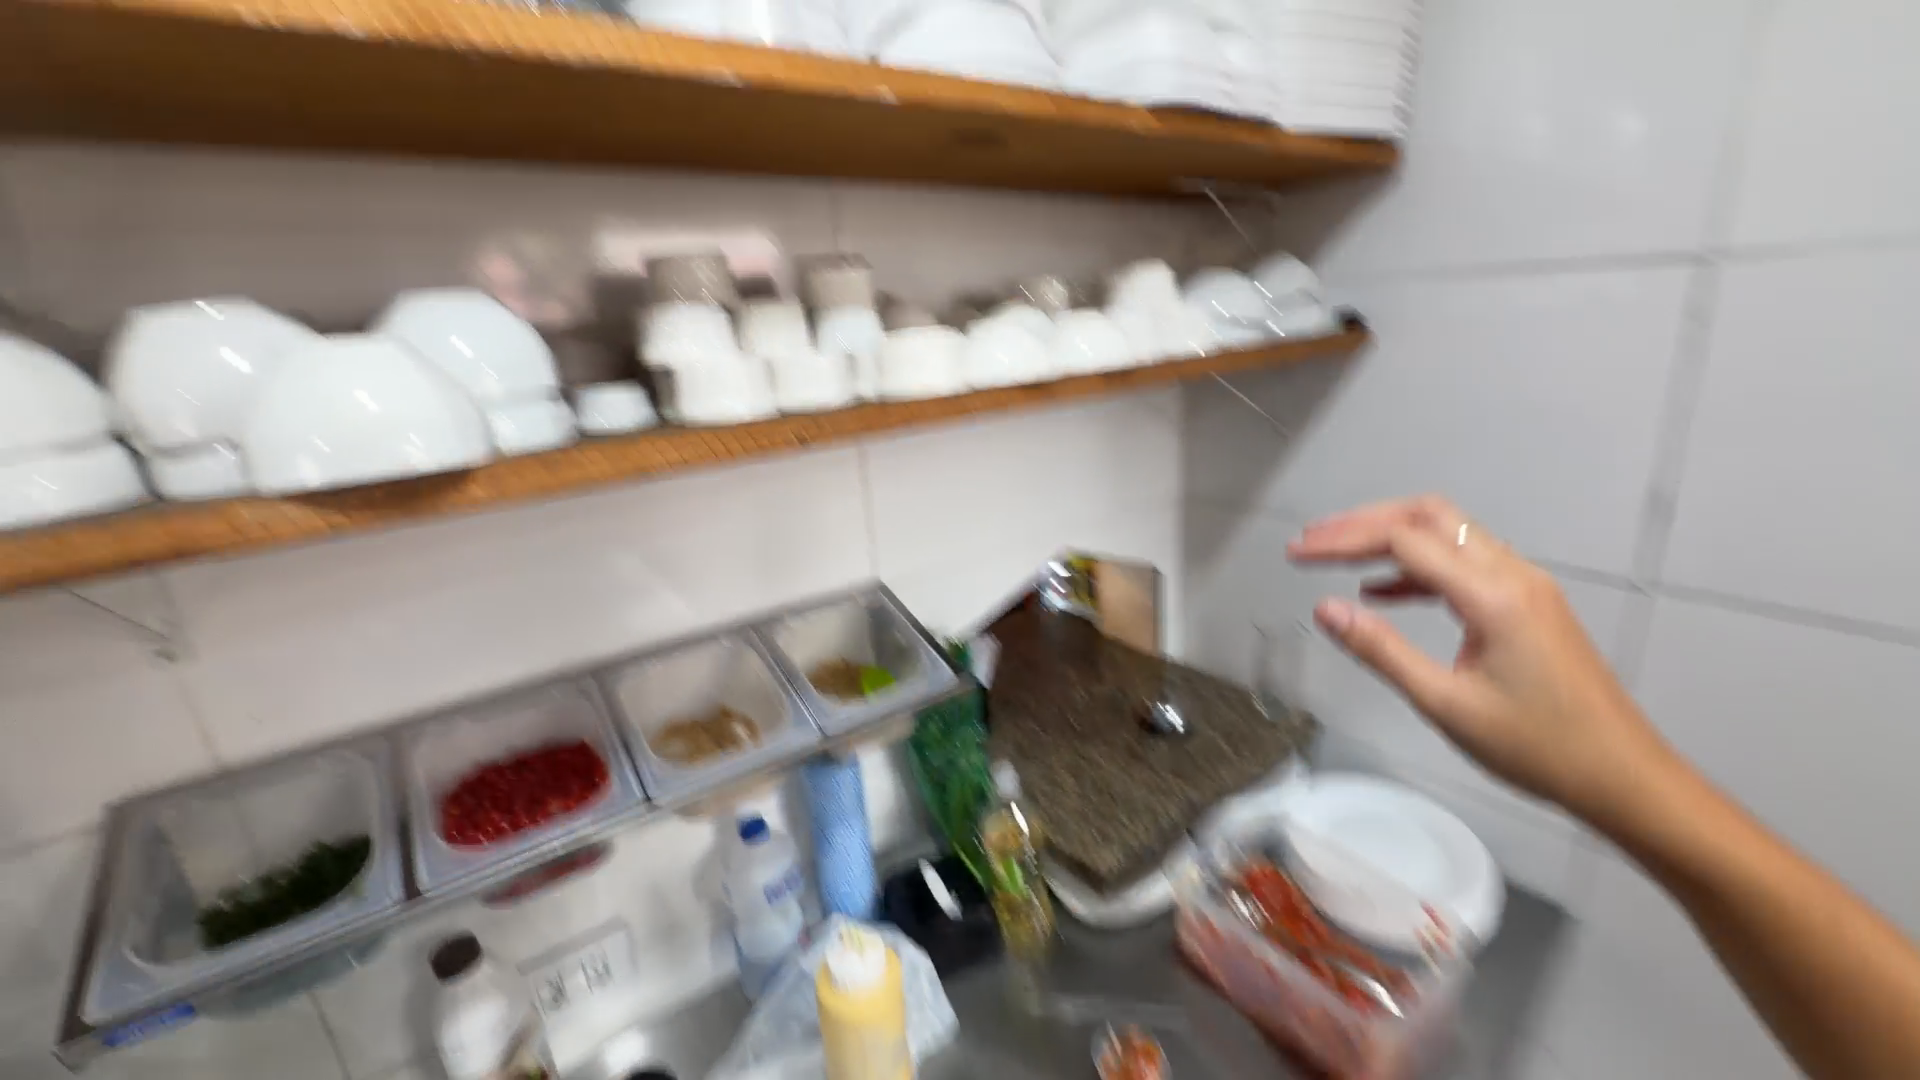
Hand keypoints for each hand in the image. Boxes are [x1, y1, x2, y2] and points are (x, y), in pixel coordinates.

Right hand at [1287, 496, 1673, 821]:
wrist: (1625, 778)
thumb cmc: (1536, 747)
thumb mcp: (1445, 703)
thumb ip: (1381, 650)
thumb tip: (1324, 608)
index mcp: (1493, 595)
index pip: (1404, 540)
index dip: (1342, 541)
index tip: (1296, 554)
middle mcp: (1512, 574)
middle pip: (1428, 516)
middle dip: (1363, 521)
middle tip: (1312, 539)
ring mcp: (1525, 586)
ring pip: (1447, 534)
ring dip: (1389, 537)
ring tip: (1335, 557)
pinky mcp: (1527, 603)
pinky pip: (1463, 563)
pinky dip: (1415, 567)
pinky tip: (1381, 592)